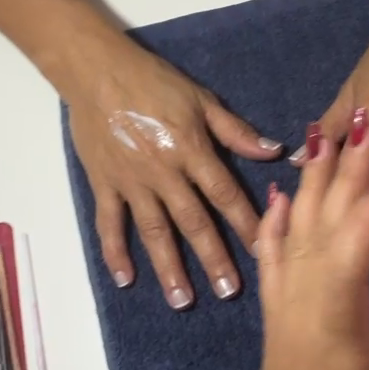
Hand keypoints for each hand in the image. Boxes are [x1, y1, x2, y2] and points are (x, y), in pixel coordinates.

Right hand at [61, 39, 282, 308]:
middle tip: (228, 291)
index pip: (225, 194)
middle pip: (193, 222)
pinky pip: (109, 224)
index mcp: (192, 151)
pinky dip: (115, 252)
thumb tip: (274, 152)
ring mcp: (131, 182)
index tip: (265, 252)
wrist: (94, 69)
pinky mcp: (103, 184)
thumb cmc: (154, 81)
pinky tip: (126, 280)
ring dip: (168, 267)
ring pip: (153, 231)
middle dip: (212, 258)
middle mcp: (164, 172)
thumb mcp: (202, 100)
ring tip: (182, 300)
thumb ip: (236, 132)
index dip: (246, 223)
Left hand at [242, 117, 368, 369]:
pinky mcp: (280, 322)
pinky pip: (273, 261)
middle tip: (364, 120)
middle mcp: (302, 312)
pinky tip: (279, 196)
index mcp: (332, 335)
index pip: (350, 255)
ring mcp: (285, 314)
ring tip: (324, 134)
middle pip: (321, 229)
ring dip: (313, 183)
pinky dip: (276, 222)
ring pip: (294, 235)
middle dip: (345, 172)